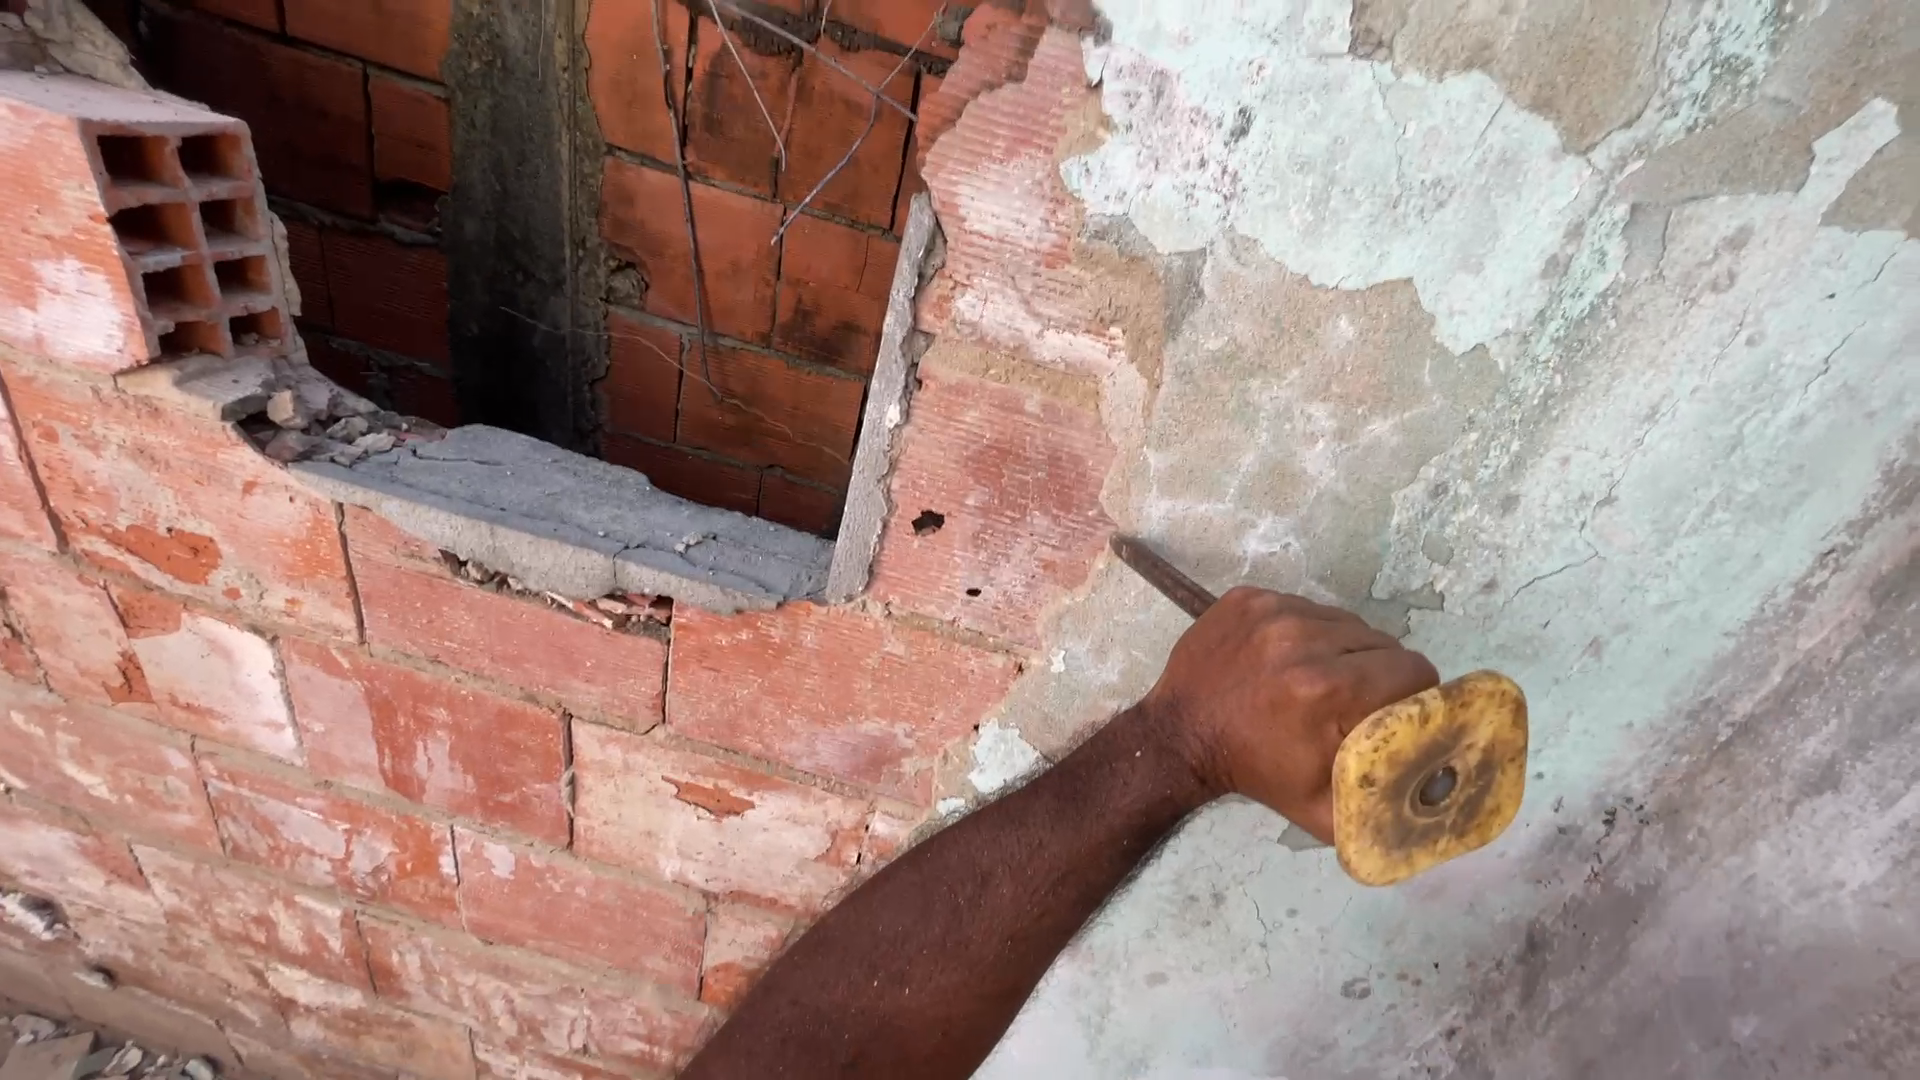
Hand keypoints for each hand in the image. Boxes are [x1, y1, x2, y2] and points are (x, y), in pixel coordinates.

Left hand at [1138, 587, 1439, 841]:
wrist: (1180, 733)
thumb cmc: (1254, 770)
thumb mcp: (1324, 808)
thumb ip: (1386, 807)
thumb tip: (1444, 801)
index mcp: (1326, 688)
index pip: (1412, 670)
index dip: (1415, 692)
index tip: (1398, 709)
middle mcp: (1300, 640)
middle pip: (1380, 642)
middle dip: (1379, 670)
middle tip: (1358, 696)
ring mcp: (1270, 612)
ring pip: (1343, 620)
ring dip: (1343, 646)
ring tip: (1322, 674)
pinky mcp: (1246, 598)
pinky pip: (1303, 605)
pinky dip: (1305, 628)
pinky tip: (1288, 655)